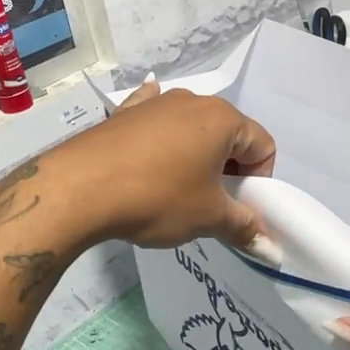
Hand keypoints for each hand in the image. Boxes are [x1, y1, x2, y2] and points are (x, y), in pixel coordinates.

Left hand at [50, 80, 276, 251]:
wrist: (79, 189)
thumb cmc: (156, 198)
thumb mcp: (208, 218)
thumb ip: (244, 227)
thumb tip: (270, 248)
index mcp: (223, 119)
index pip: (262, 146)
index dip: (258, 181)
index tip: (238, 208)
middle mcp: (193, 101)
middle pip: (228, 135)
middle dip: (227, 169)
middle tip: (210, 205)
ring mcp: (155, 102)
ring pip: (191, 129)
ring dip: (195, 157)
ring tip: (175, 191)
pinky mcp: (124, 113)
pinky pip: (154, 120)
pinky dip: (160, 135)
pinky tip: (149, 147)